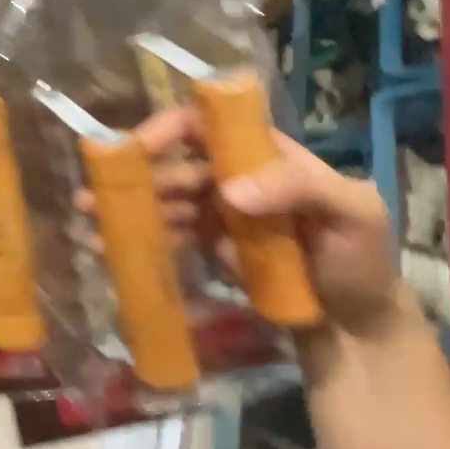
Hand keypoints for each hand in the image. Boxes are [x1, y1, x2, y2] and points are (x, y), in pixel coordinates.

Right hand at [76, 111, 405, 340]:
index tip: (139, 147)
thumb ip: (299, 187)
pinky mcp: (205, 242)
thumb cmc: (360, 257)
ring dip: (123, 202)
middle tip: (97, 189)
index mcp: (259, 151)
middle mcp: (229, 171)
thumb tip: (230, 192)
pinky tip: (106, 245)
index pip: (204, 123)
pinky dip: (135, 236)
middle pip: (171, 161)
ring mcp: (213, 208)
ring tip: (89, 218)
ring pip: (159, 195)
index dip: (167, 128)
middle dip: (132, 172)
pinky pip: (164, 231)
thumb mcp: (353, 212)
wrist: (358, 325)